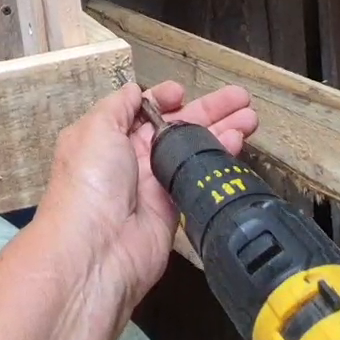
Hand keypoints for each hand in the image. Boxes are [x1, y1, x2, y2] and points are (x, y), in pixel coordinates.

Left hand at [35, 81, 256, 315]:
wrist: (99, 248)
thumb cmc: (90, 180)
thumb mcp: (96, 128)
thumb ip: (117, 106)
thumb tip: (134, 91)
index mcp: (107, 135)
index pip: (141, 110)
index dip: (163, 98)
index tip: (182, 91)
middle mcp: (130, 157)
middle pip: (175, 127)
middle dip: (206, 110)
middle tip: (239, 98)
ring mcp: (154, 183)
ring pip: (193, 150)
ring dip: (220, 130)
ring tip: (250, 115)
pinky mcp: (175, 208)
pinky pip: (199, 177)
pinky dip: (220, 159)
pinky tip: (238, 142)